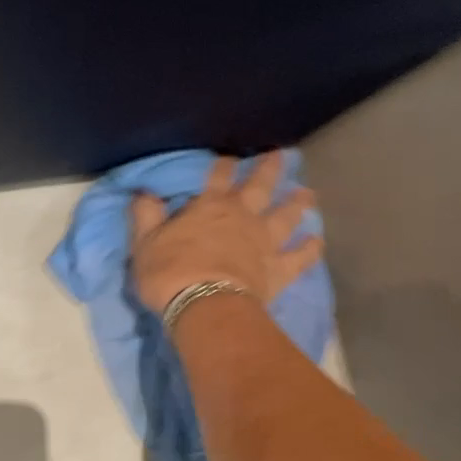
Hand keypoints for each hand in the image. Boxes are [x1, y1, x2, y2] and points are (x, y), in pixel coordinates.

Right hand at [130, 152, 324, 313]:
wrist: (203, 305)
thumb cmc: (169, 273)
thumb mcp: (144, 243)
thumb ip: (145, 216)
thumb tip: (144, 193)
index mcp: (209, 207)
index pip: (217, 177)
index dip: (223, 165)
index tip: (229, 156)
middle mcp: (242, 216)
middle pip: (260, 186)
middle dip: (269, 169)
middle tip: (280, 155)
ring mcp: (264, 242)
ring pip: (287, 216)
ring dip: (297, 203)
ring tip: (307, 193)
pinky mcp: (278, 269)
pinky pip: (300, 257)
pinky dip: (310, 249)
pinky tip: (316, 241)